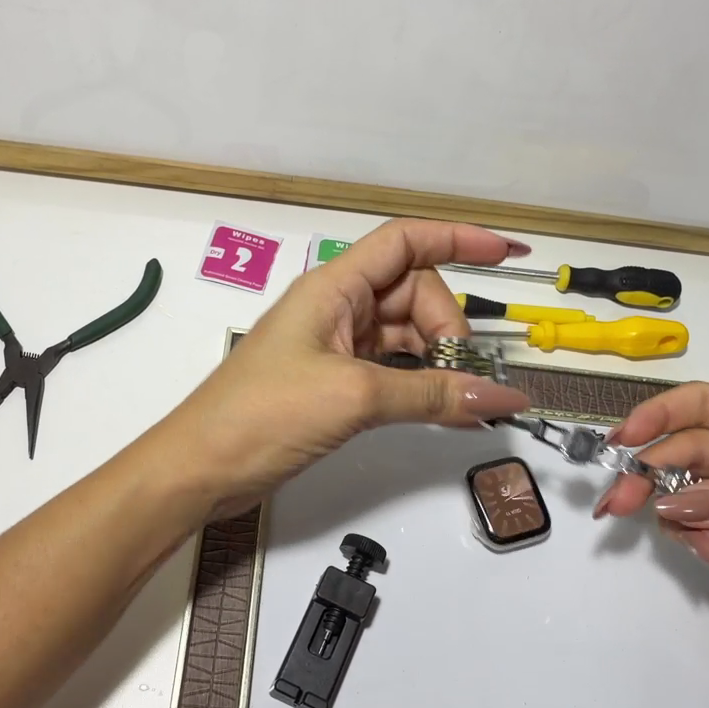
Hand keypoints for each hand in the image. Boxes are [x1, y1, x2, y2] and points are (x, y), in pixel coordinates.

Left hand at [157, 219, 530, 517]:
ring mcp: (335, 346)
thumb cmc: (262, 415)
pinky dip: (420, 384)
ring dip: (438, 360)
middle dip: (447, 325)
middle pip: (413, 293)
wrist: (201, 469)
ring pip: (405, 335)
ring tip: (461, 398)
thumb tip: (502, 397)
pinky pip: (392, 370)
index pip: (405, 241)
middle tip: (463, 374)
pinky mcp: (334, 383)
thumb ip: (432, 394)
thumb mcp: (354, 397)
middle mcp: (336, 307)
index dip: (458, 238)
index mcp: (333, 286)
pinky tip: (443, 408)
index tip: (507, 254)